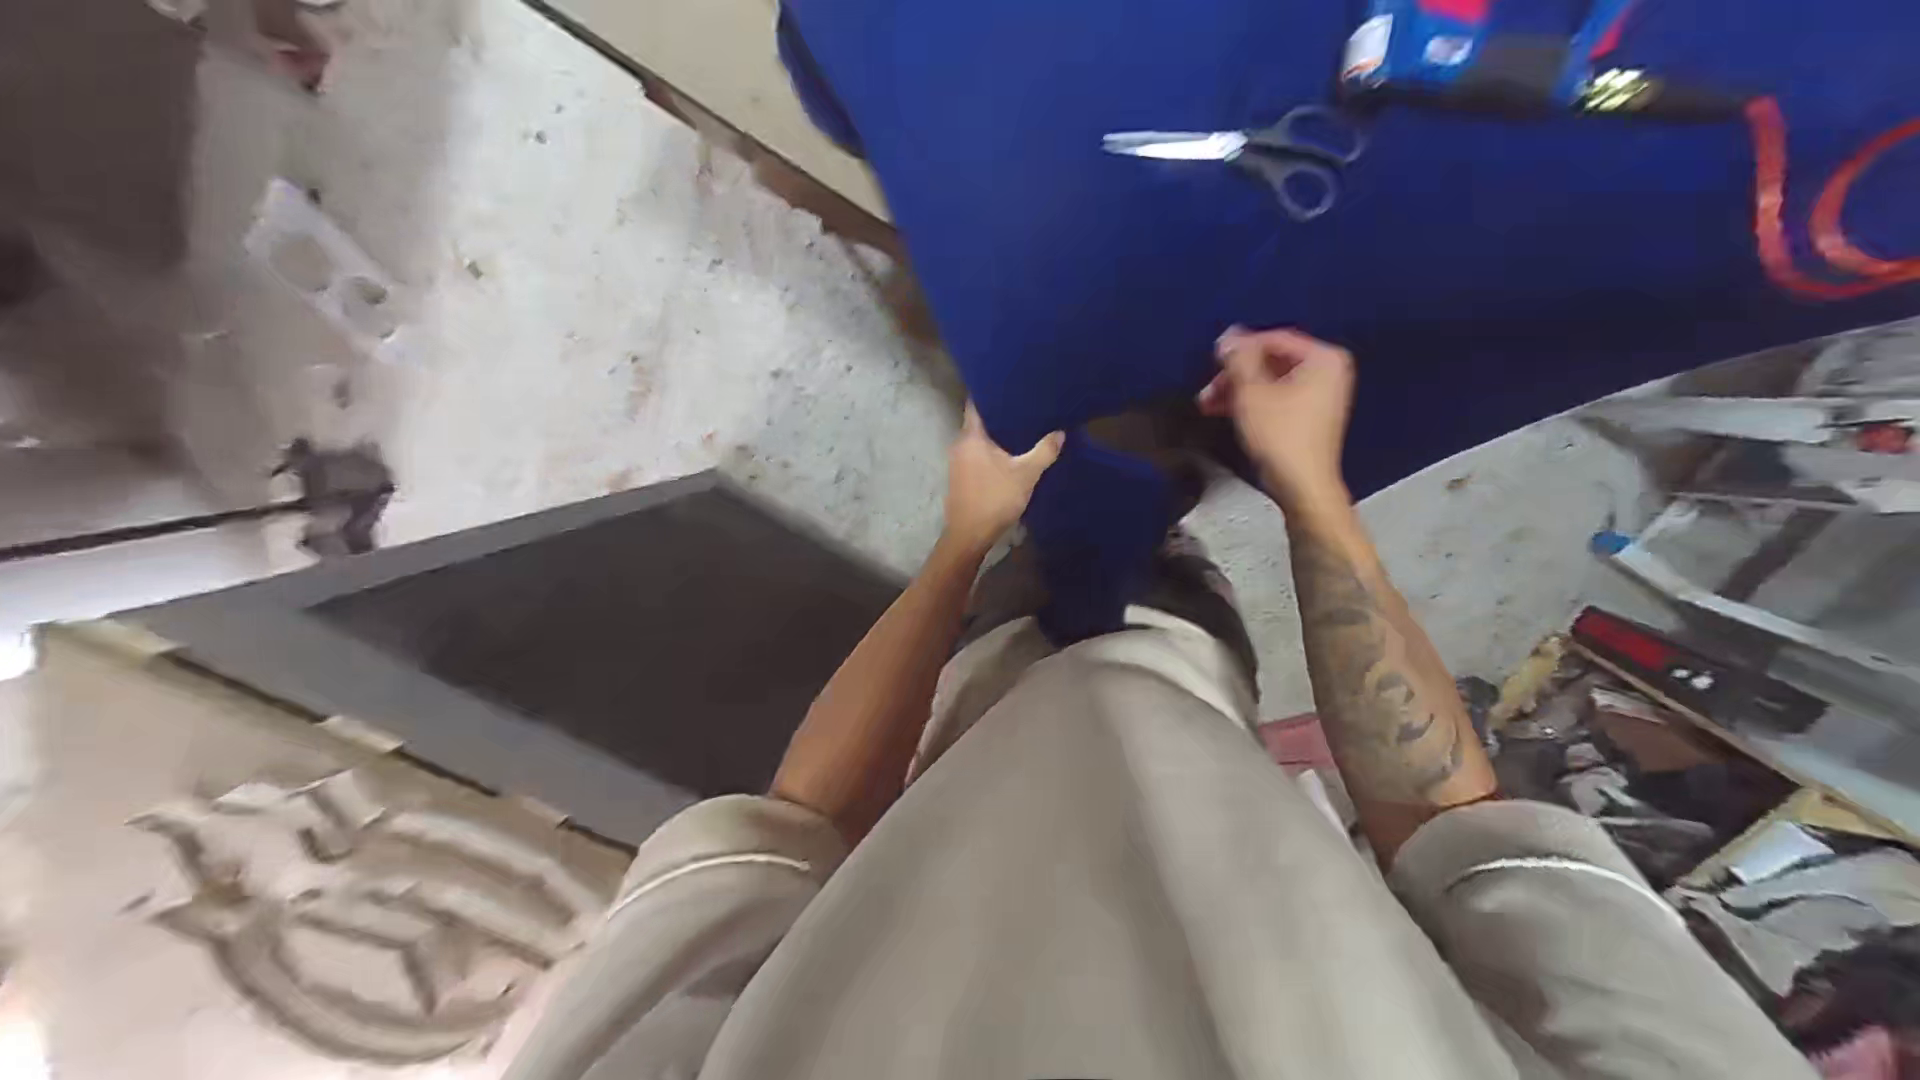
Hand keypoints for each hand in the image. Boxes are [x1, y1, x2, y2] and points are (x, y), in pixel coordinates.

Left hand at [943, 404, 1064, 551]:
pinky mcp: (961, 476)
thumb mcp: (1026, 474)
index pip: (976, 403)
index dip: (991, 391)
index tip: (1010, 384)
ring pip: (978, 439)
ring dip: (997, 434)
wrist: (969, 535)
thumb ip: (1044, 451)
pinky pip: (977, 454)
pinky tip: (1010, 453)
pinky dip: (992, 450)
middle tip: (1025, 405)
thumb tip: (1060, 432)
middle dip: (1000, 413)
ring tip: (1022, 426)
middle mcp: (959, 444)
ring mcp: (957, 462)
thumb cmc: (994, 499)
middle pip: (979, 421)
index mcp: (971, 436)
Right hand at [1198, 326, 1354, 510]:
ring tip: (1207, 403)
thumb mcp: (1251, 392)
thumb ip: (1238, 359)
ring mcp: (1320, 396)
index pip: (1274, 339)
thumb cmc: (1280, 436)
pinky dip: (1251, 403)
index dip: (1240, 347)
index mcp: (1323, 359)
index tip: (1212, 359)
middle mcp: (1328, 372)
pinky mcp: (1308, 417)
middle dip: (1235, 374)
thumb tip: (1228, 337)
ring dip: (1237, 390)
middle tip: (1207, 388)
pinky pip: (1276, 398)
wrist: (1301, 485)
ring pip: (1269, 382)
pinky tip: (1225, 411)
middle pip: (1271, 362)